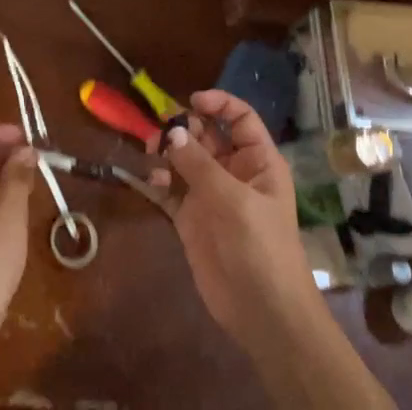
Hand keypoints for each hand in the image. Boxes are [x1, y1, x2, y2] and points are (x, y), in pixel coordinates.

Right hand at [149, 91, 310, 347]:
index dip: (218, 104)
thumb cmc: (260, 247)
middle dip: (183, 128)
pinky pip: (169, 189)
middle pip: (205, 135)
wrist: (262, 310)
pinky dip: (156, 181)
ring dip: (166, 152)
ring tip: (151, 155)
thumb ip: (199, 164)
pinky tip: (150, 182)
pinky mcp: (189, 218)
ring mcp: (210, 195)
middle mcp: (233, 172)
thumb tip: (172, 131)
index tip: (190, 102)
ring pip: (183, 159)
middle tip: (160, 133)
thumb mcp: (233, 200)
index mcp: (258, 162)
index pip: (240, 118)